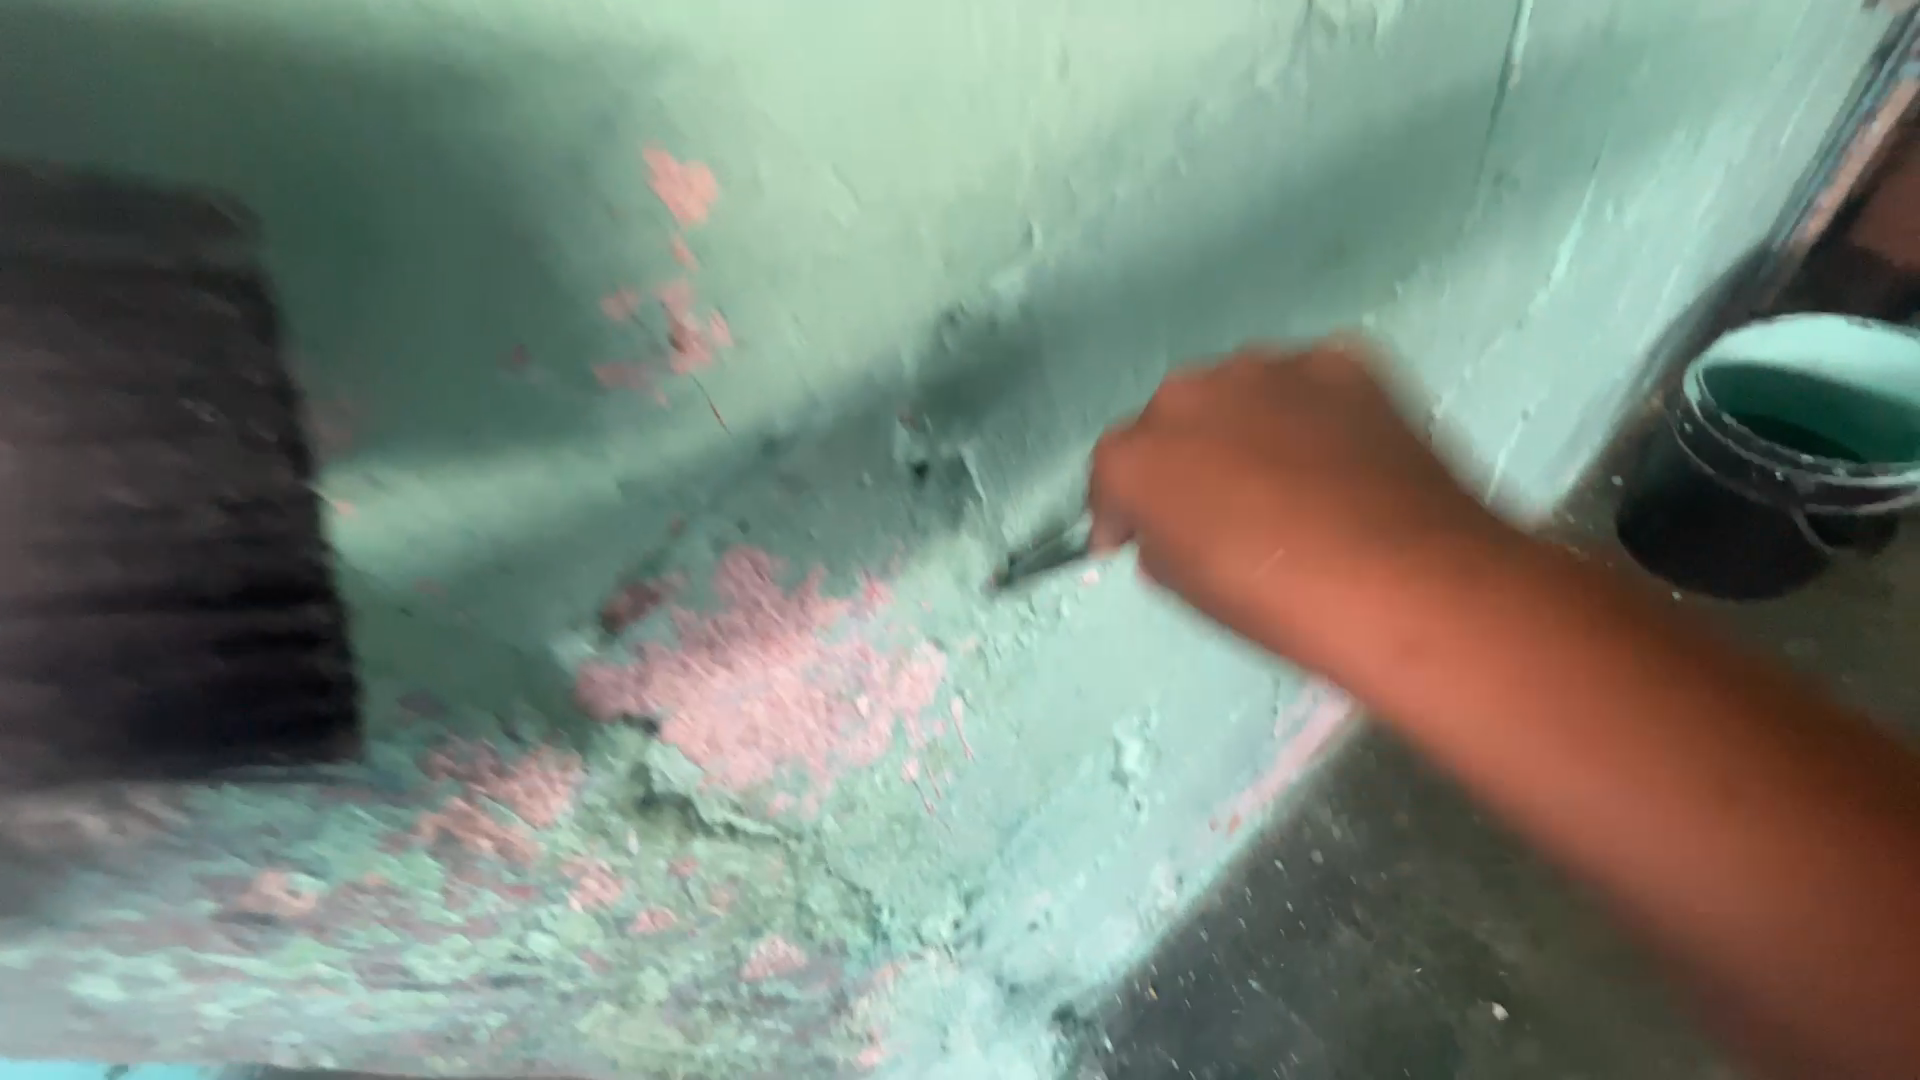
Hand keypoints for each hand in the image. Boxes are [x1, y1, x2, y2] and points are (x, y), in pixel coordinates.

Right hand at [1088, 338, 1517, 667]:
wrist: (1405, 579)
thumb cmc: (1274, 600)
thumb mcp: (1185, 587)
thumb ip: (1158, 540)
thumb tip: (1168, 528)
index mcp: (1133, 456)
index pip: (1110, 476)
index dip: (1123, 513)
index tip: (1136, 539)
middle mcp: (1182, 394)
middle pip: (1168, 425)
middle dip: (1180, 461)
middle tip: (1216, 506)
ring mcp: (1262, 368)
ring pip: (1233, 395)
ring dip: (1241, 429)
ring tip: (1282, 476)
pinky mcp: (1337, 360)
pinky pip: (1301, 386)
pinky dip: (1305, 413)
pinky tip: (1332, 453)